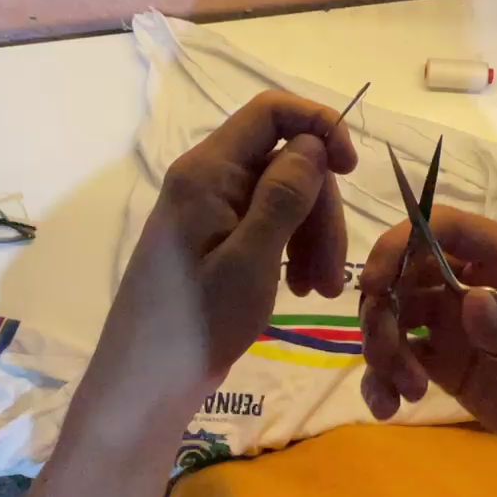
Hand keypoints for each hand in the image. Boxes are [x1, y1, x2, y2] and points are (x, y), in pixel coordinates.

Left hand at [82, 92, 358, 417]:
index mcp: (208, 171)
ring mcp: (212, 210)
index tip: (351, 169)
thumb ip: (283, 195)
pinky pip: (269, 223)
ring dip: (313, 236)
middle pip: (285, 162)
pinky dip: (294, 249)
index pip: (270, 111)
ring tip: (320, 290)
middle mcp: (208, 179)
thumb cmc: (195, 325)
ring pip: (284, 195)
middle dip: (321, 208)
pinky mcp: (218, 240)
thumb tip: (313, 141)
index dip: (319, 126)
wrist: (145, 385)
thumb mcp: (250, 261)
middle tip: (334, 272)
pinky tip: (301, 288)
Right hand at [357, 208, 496, 469]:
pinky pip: (396, 354)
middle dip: (382, 308)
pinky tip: (388, 405)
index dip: (401, 244)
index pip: (441, 226)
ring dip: (381, 346)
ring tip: (405, 390)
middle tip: (388, 356)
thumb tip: (470, 301)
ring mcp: (452, 318)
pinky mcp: (440, 357)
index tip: (375, 284)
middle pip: (403, 270)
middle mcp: (471, 277)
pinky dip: (381, 376)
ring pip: (392, 312)